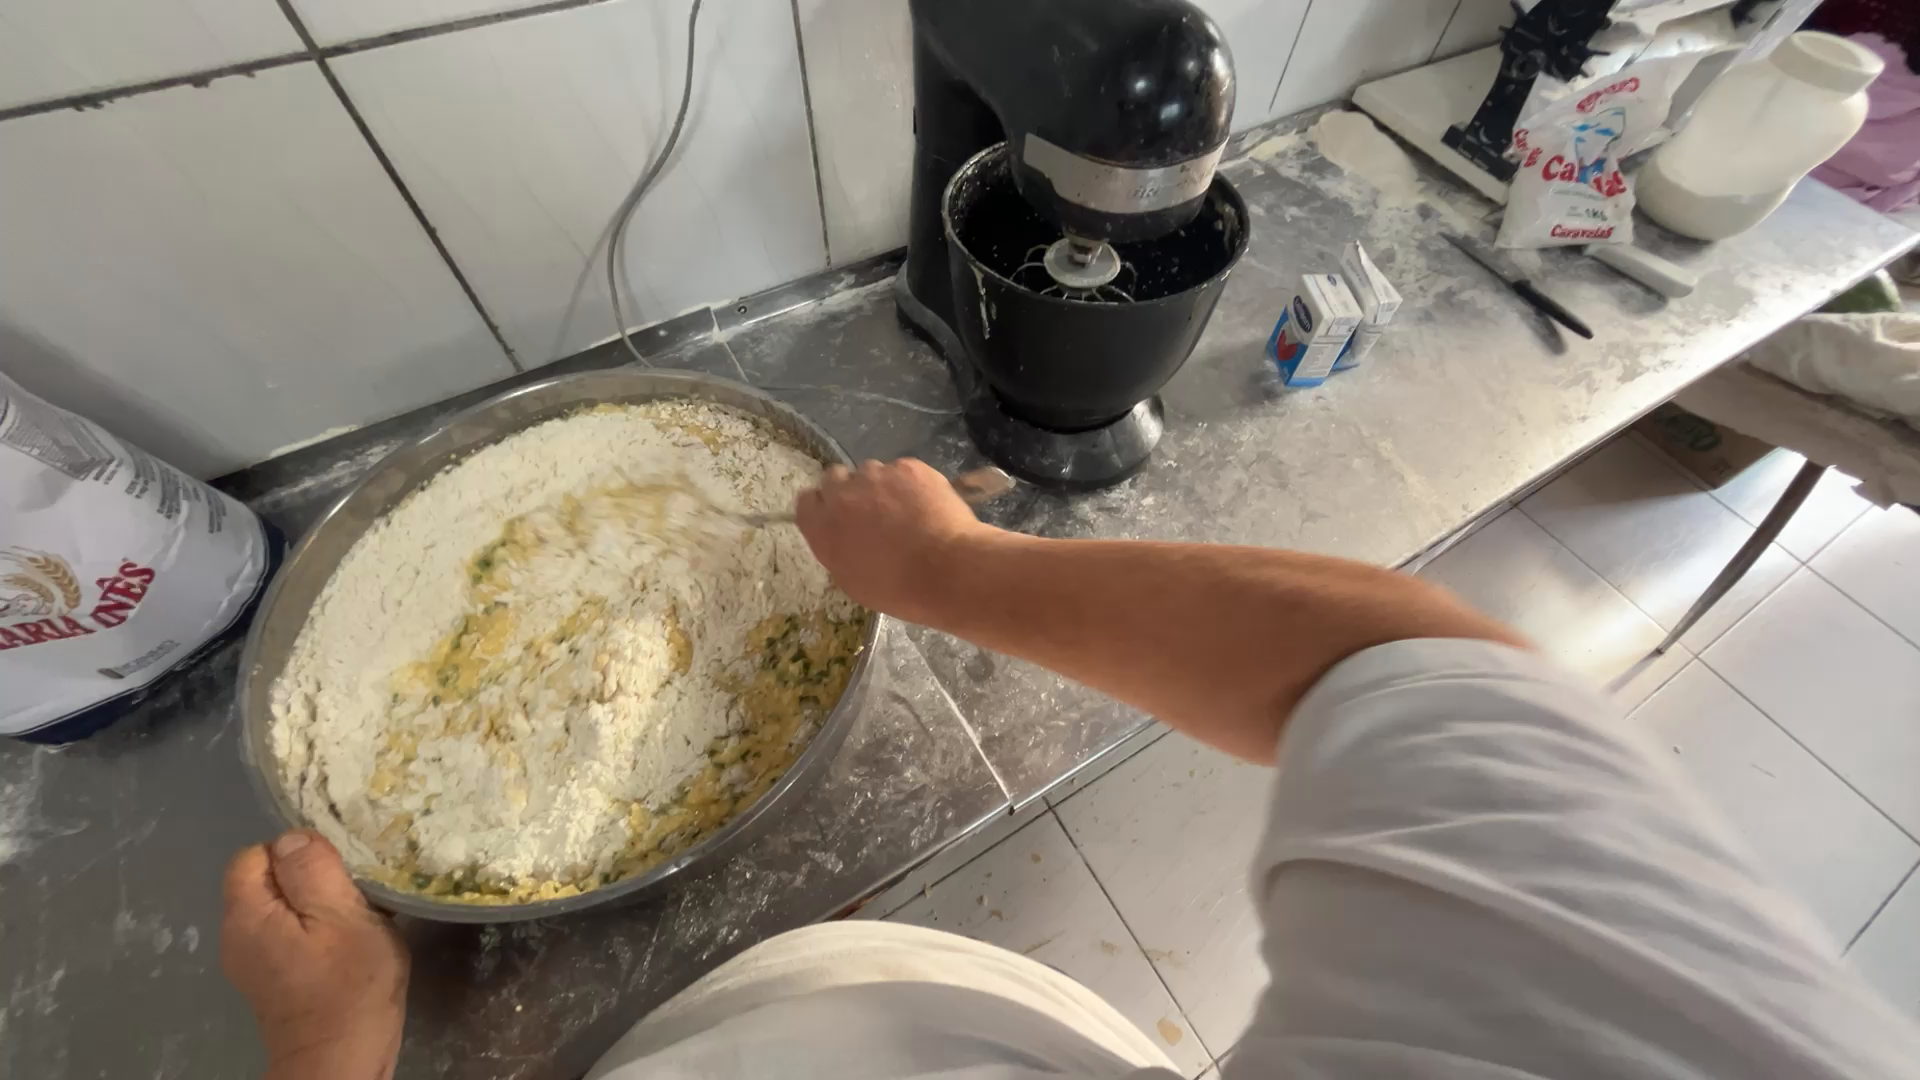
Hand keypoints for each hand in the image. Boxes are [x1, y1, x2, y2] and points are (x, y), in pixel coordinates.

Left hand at [222, 829, 409, 1079]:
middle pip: (268, 877)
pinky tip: (353, 926)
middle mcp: (240, 934)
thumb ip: (312, 873)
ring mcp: (256, 956)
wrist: (343, 1051)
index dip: (298, 848)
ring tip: (363, 900)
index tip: (341, 860)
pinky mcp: (277, 970)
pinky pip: (293, 924)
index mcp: (250, 916)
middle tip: (359, 879)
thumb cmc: (348, 979)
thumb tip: (293, 836)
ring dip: (323, 893)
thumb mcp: (341, 915)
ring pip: (285, 901)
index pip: (256, 856)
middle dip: (312, 869)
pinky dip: (321, 917)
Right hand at [795, 458, 996, 621]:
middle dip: (851, 491)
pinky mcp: (909, 467)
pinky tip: (927, 505)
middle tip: (874, 513)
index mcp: (822, 526)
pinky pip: (903, 471)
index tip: (839, 518)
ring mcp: (877, 476)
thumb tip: (845, 535)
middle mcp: (843, 494)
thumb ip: (838, 548)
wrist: (948, 570)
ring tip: (907, 511)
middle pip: (836, 479)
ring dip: (883, 487)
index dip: (824, 507)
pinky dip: (911, 484)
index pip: (808, 501)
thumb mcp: (853, 580)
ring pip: (872, 472)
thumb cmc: (898, 589)